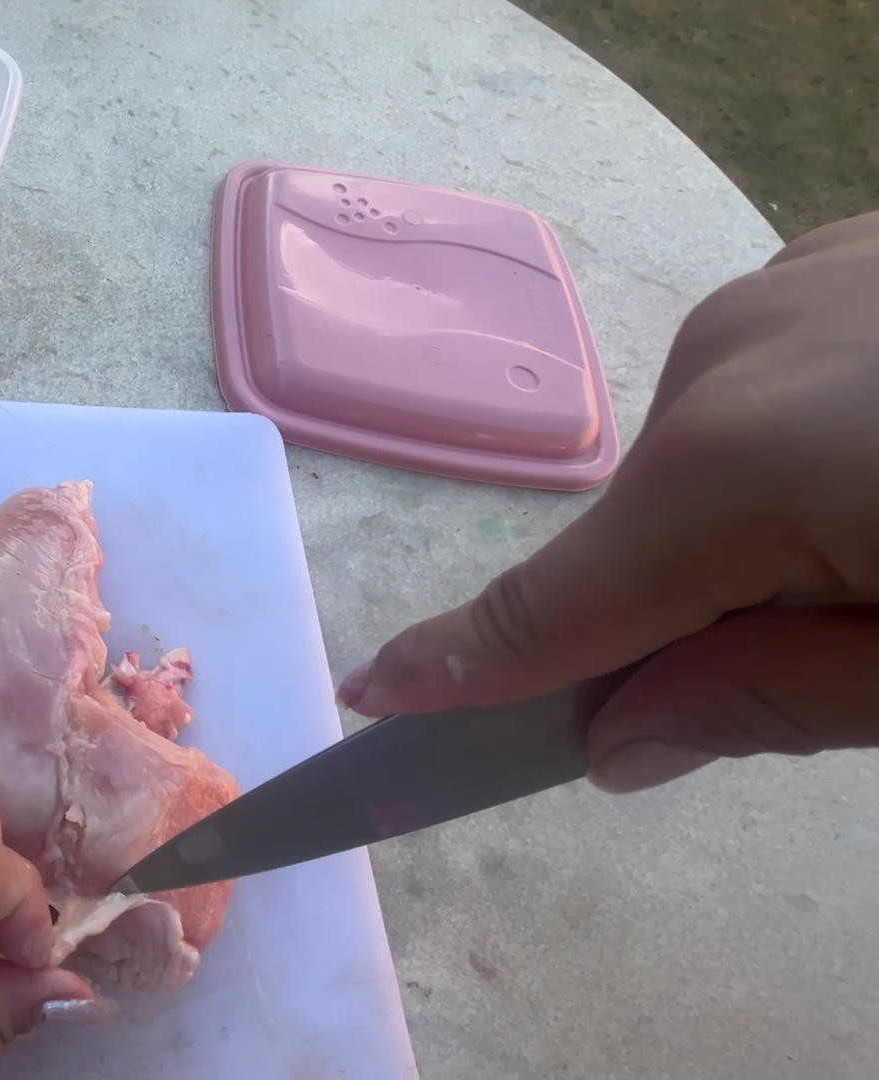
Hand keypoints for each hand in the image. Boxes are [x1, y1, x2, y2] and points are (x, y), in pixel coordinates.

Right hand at [337, 210, 878, 792]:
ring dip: (755, 514)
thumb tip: (616, 737)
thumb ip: (780, 700)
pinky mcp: (852, 254)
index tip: (365, 696)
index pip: (552, 604)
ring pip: (701, 450)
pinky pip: (761, 379)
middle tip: (843, 634)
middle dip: (685, 602)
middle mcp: (729, 349)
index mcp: (748, 456)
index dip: (455, 665)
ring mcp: (795, 281)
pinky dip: (798, 435)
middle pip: (638, 527)